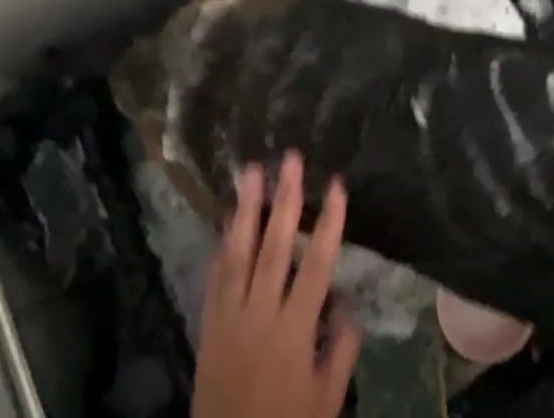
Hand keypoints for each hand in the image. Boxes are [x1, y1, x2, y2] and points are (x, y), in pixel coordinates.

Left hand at [193, 153, 362, 417]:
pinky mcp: (208, 325)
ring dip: (246, 210)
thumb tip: (346, 301)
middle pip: (273, 247)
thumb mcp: (327, 396)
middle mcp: (259, 315)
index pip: (316, 265)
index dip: (328, 222)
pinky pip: (216, 277)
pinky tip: (227, 219)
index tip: (336, 184)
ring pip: (238, 253)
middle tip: (289, 159)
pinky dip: (222, 244)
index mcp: (294, 331)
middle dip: (284, 200)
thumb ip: (341, 347)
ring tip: (250, 171)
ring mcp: (229, 317)